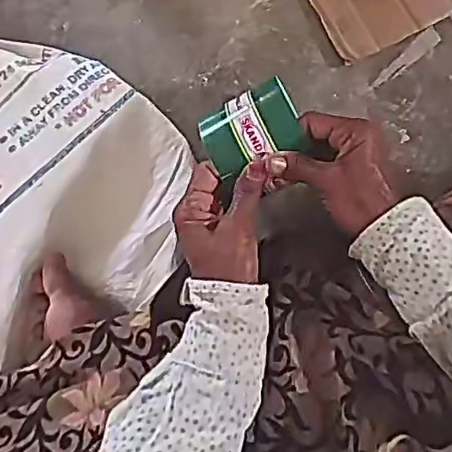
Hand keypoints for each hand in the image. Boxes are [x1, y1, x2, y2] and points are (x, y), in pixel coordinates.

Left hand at [174, 158, 278, 283]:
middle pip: (214, 179)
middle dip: (237, 168)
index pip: (205, 172)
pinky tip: (258, 189)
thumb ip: (247, 192)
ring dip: (241, 181)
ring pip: (223, 189)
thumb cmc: (227, 270)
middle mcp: (193, 212)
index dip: (227, 160)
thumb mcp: (238, 226)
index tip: (248, 152)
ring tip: (261, 172)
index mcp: (189, 210)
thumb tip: (255, 166)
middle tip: (259, 160)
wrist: (232, 299)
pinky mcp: (219, 226)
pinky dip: (242, 194)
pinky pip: (229, 201)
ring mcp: (206, 219)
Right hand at [277, 113, 399, 237]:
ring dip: (301, 159)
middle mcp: (360, 135)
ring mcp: (358, 151)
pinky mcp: (356, 166)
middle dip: (294, 148)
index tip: (274, 146)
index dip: (291, 134)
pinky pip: (328, 159)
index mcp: (356, 131)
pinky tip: (296, 176)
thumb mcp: (327, 180)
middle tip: (274, 159)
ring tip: (281, 169)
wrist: (384, 228)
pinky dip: (312, 167)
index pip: (314, 122)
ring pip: (321, 148)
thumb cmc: (365, 203)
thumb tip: (274, 159)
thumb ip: (297, 166)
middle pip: (316, 134)